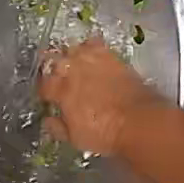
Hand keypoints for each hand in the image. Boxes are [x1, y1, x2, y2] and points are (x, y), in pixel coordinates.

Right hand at [37, 40, 166, 154]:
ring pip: (74, 48)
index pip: (43, 84)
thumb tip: (49, 121)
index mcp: (60, 90)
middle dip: (52, 68)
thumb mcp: (75, 138)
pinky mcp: (113, 59)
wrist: (141, 122)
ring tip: (72, 59)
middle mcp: (73, 72)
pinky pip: (97, 45)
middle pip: (54, 61)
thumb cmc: (105, 132)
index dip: (43, 90)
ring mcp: (93, 63)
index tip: (46, 95)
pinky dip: (92, 47)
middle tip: (55, 75)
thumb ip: (58, 127)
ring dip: (70, 54)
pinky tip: (93, 52)